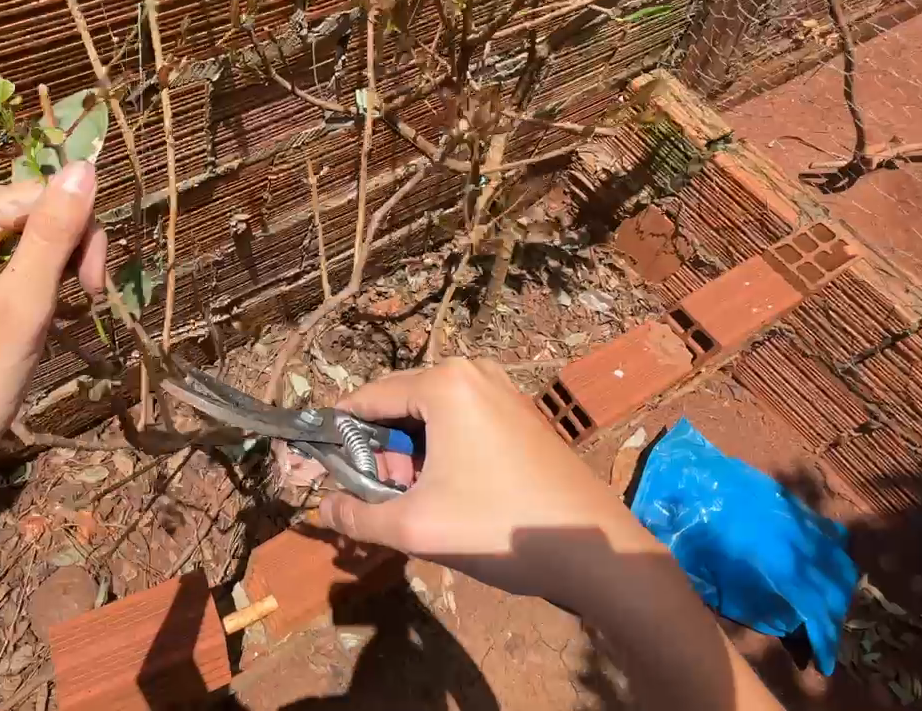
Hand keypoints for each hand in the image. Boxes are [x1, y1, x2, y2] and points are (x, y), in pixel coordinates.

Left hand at [0, 160, 106, 492]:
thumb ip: (54, 233)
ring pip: (26, 239)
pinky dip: (33, 288)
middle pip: (31, 213)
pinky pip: (8, 264)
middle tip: (82, 304)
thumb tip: (84, 166)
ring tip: (49, 320)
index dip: (79, 231)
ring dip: (54, 274)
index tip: (95, 288)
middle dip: (67, 253)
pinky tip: (33, 321)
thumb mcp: (21, 306)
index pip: (37, 195)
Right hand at [314, 358, 665, 608]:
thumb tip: (323, 509)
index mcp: (443, 383)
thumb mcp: (417, 528)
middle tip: (382, 494)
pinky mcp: (519, 408)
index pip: (369, 398)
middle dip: (383, 449)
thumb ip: (359, 516)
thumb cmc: (499, 526)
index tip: (324, 463)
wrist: (598, 551)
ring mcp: (500, 386)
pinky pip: (460, 418)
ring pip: (430, 413)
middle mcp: (470, 370)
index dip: (341, 432)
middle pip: (400, 404)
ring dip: (412, 451)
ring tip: (418, 497)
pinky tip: (451, 487)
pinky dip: (442, 447)